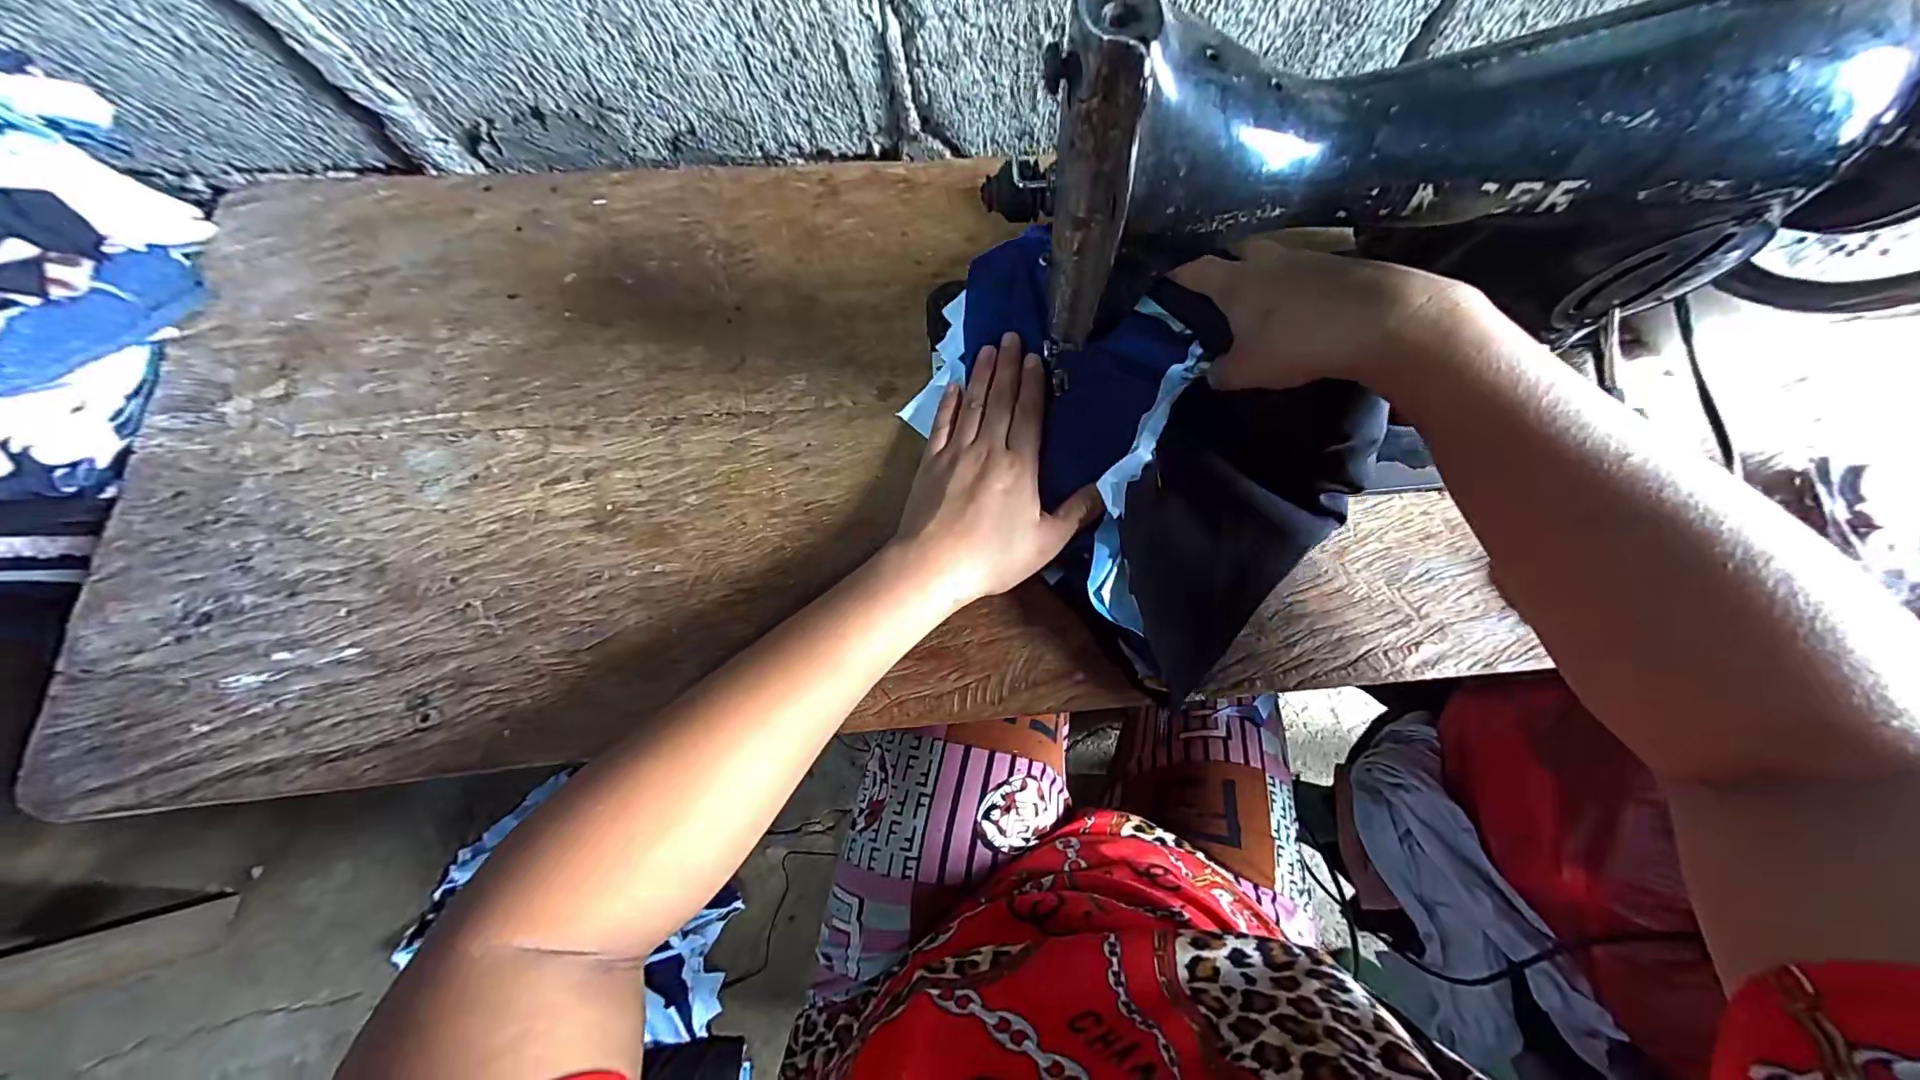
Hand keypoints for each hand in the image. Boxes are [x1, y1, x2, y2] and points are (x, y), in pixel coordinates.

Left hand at [887, 332, 1102, 609]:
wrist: (933, 564)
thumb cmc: (993, 556)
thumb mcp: (1046, 542)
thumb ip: (1075, 513)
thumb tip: (1103, 490)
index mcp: (1021, 465)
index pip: (1029, 415)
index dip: (1033, 384)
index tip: (1034, 357)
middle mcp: (988, 449)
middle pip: (1000, 400)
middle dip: (1006, 366)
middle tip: (1010, 336)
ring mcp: (955, 452)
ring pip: (972, 404)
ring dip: (980, 375)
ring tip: (987, 349)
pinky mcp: (930, 462)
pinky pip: (941, 424)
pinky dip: (948, 403)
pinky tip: (953, 386)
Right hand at [1170, 240, 1497, 392]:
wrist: (1386, 320)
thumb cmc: (1301, 341)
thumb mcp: (1249, 370)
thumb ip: (1223, 372)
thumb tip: (1213, 373)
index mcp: (1236, 281)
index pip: (1193, 270)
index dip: (1174, 276)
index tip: (1160, 283)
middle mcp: (1267, 260)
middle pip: (1234, 252)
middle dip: (1221, 266)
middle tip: (1213, 291)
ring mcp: (1306, 257)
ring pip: (1271, 260)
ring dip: (1260, 276)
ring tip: (1254, 302)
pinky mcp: (1340, 266)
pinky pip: (1301, 272)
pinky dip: (1291, 287)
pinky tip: (1295, 309)